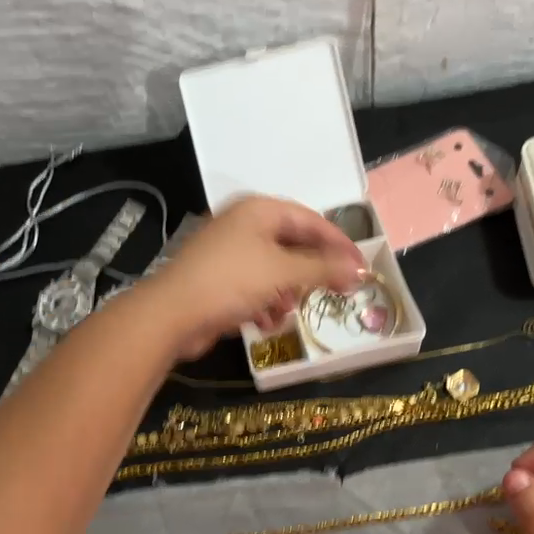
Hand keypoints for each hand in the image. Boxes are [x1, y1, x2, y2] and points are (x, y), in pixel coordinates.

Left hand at [135, 195, 365, 360]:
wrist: (170, 314)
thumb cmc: (230, 282)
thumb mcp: (283, 273)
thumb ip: (324, 269)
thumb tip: (361, 269)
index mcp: (259, 210)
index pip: (311, 219)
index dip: (339, 243)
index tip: (363, 267)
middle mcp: (244, 225)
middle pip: (293, 245)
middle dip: (310, 273)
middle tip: (335, 293)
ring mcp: (229, 252)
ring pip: (274, 270)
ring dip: (287, 293)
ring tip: (289, 310)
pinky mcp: (218, 280)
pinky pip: (254, 287)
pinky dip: (265, 303)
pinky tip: (266, 323)